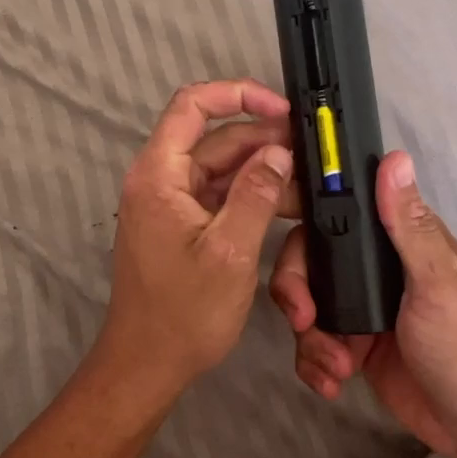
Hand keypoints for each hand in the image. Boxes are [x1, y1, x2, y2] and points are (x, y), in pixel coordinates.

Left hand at [96, 80, 297, 392]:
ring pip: (220, 166)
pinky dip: (249, 194)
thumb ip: (255, 195)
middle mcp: (159, 179)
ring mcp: (169, 202)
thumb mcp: (229, 252)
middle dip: (262, 139)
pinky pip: (218, 193)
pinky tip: (285, 204)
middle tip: (309, 155)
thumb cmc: (183, 313)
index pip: (192, 105)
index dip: (237, 94)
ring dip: (261, 169)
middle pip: (213, 137)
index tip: (281, 108)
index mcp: (158, 174)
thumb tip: (278, 152)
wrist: (147, 363)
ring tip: (306, 184)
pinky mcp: (181, 223)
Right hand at [269, 151, 456, 457]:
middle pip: (311, 258)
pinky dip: (314, 361)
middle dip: (297, 290)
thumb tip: (394, 157)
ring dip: (309, 336)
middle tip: (303, 319)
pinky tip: (333, 382)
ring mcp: (363, 307)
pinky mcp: (353, 344)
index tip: (290, 244)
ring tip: (335, 366)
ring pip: (307, 301)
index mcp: (403, 242)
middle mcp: (378, 269)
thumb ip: (410, 228)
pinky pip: (313, 341)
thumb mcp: (441, 286)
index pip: (342, 210)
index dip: (308, 219)